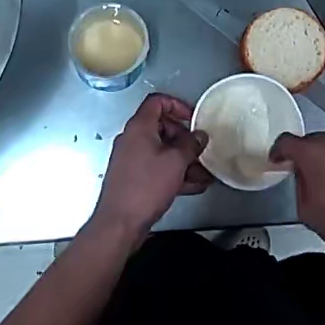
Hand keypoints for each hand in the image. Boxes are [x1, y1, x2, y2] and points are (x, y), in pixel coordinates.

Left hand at [90, 94, 211, 236]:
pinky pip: (157, 167)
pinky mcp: (133, 177)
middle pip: (162, 127)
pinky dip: (174, 172)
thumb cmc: (146, 187)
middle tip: (200, 150)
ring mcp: (131, 159)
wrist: (120, 222)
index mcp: (139, 127)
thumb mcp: (176, 162)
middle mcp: (132, 139)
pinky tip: (193, 185)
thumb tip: (200, 136)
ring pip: (162, 150)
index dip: (178, 105)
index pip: (157, 102)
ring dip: (183, 159)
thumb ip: (191, 144)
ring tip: (203, 173)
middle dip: (185, 138)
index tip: (193, 118)